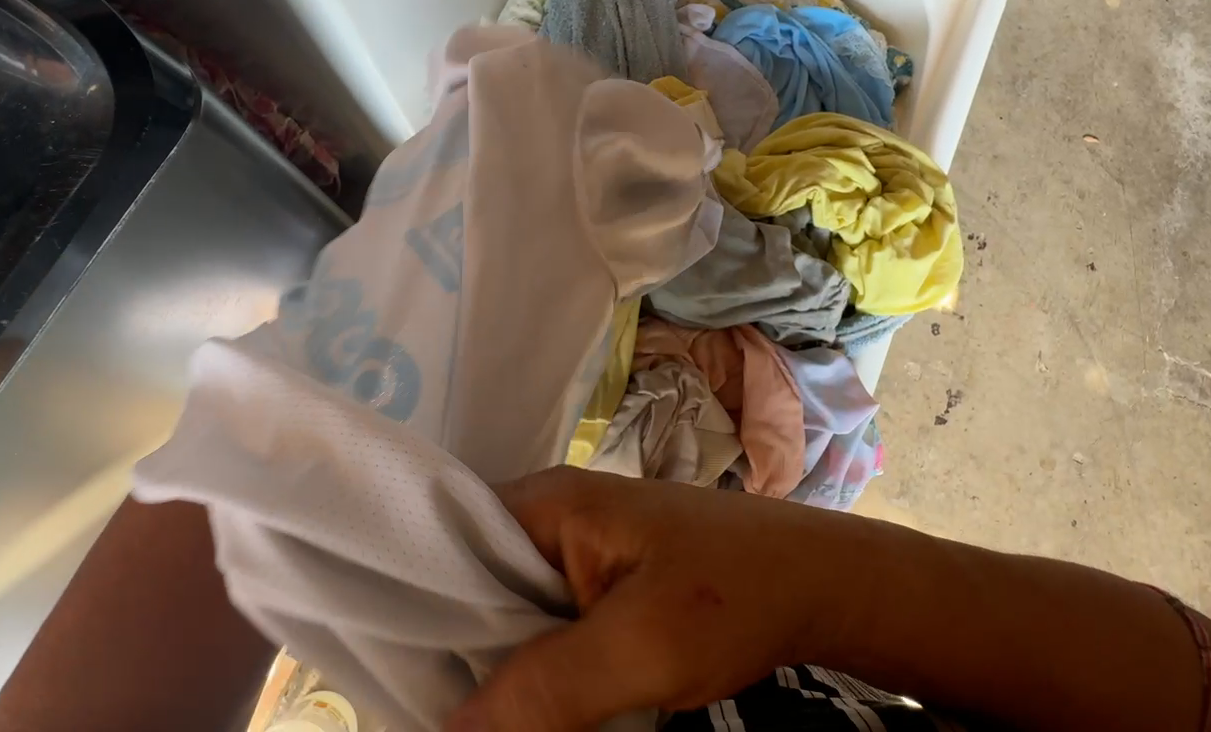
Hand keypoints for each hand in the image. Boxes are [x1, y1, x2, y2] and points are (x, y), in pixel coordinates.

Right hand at [445, 467, 888, 731]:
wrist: (817, 582)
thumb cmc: (731, 594)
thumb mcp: (639, 646)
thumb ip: (544, 686)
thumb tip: (443, 730)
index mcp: (550, 502)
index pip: (447, 540)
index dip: (416, 603)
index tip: (393, 668)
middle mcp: (557, 514)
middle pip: (475, 579)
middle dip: (454, 643)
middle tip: (427, 704)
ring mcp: (584, 546)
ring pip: (511, 605)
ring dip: (495, 657)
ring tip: (463, 709)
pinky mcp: (607, 578)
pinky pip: (547, 618)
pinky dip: (532, 658)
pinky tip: (521, 701)